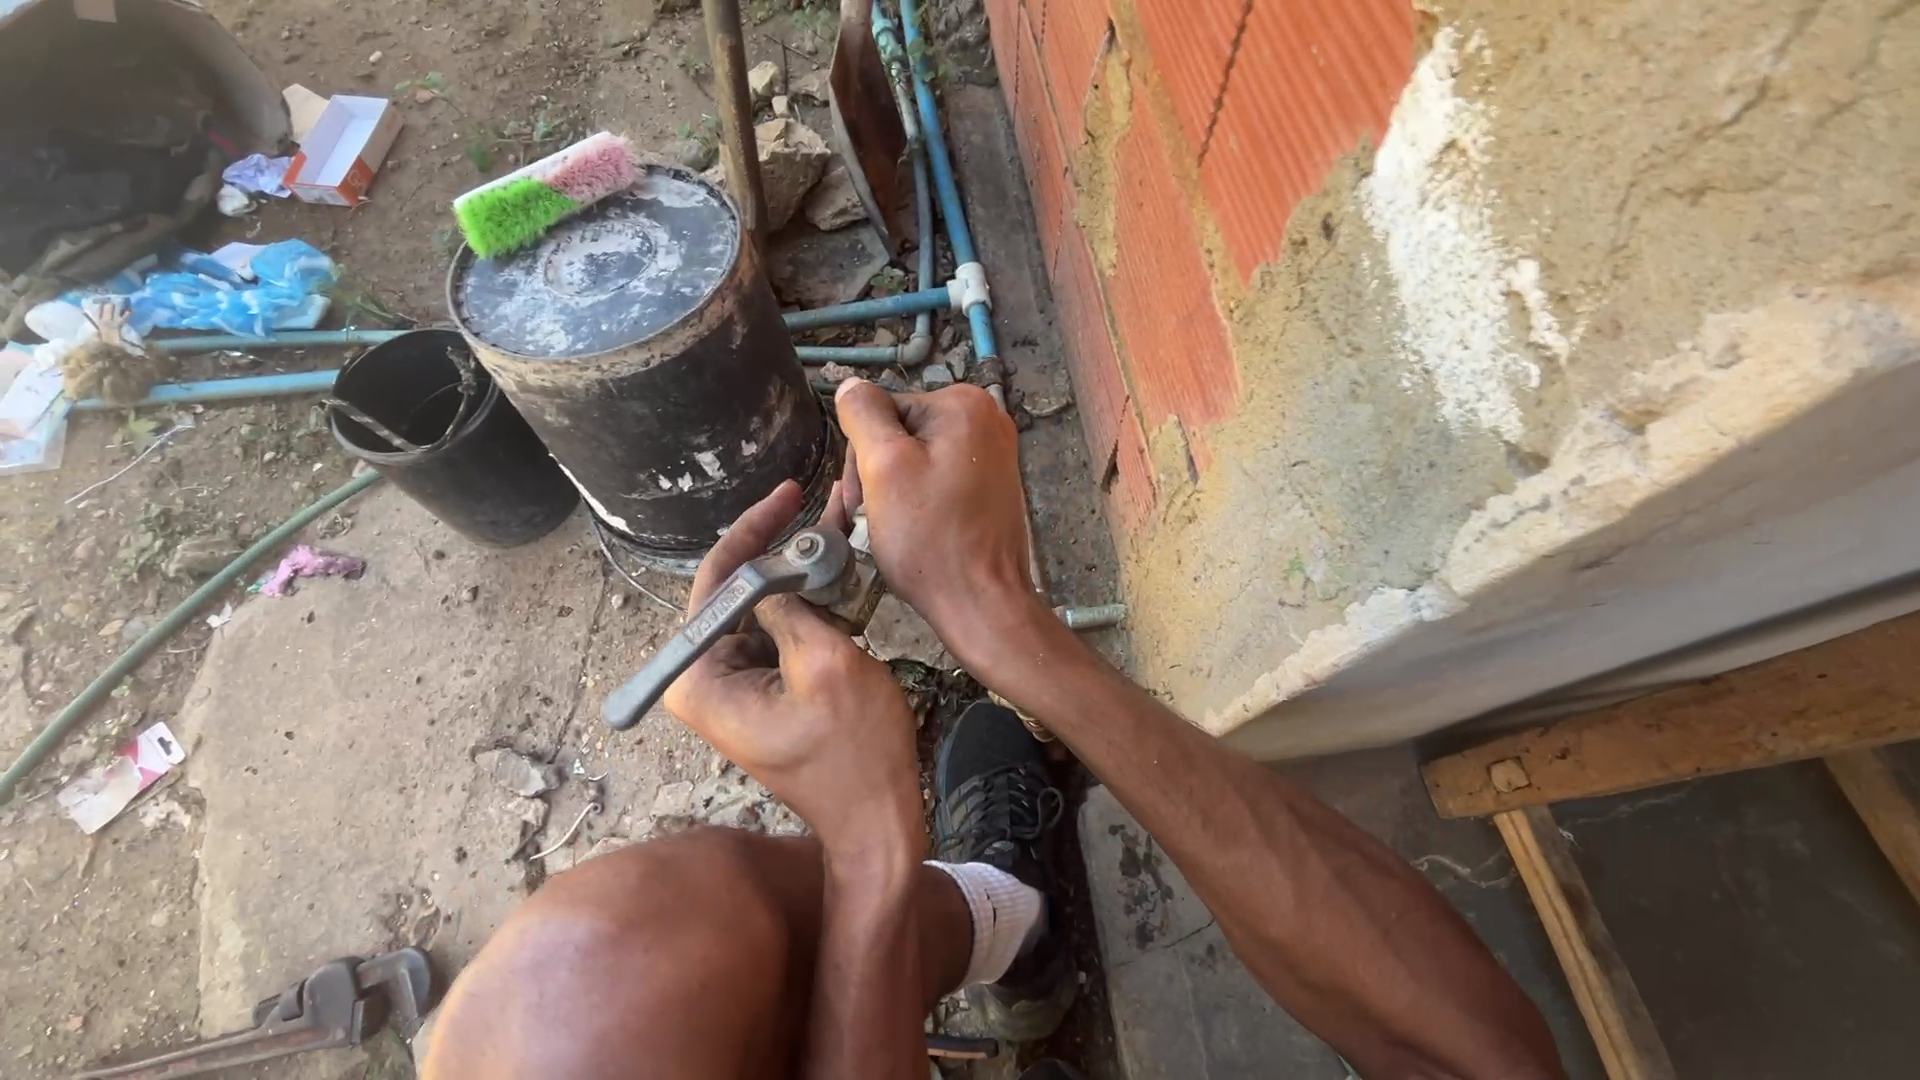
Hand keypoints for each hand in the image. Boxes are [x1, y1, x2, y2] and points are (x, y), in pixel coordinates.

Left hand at [662, 479, 923, 852]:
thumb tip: (779, 575)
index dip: (753, 532)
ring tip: (836, 526)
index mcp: (700, 678)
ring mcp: (734, 688)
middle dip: (781, 548)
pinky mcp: (763, 692)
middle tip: (820, 505)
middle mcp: (704, 681)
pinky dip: (809, 602)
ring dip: (800, 571)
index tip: (788, 496)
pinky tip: (838, 569)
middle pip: (736, 591)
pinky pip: (780, 633)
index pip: (715, 582)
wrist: (875, 817)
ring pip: (763, 608)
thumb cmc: (855, 751)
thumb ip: (790, 609)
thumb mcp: (826, 665)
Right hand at [833, 380, 1047, 670]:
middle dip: (879, 474)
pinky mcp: (991, 486)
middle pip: (900, 434)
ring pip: (915, 460)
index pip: (882, 411)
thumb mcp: (884, 467)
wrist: (982, 602)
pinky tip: (917, 532)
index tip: (865, 499)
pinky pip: (938, 481)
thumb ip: (863, 415)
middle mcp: (986, 419)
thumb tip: (852, 385)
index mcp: (964, 403)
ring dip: (893, 493)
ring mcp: (994, 454)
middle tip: (874, 519)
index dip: (863, 455)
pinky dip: (919, 503)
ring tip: (894, 530)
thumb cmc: (931, 538)